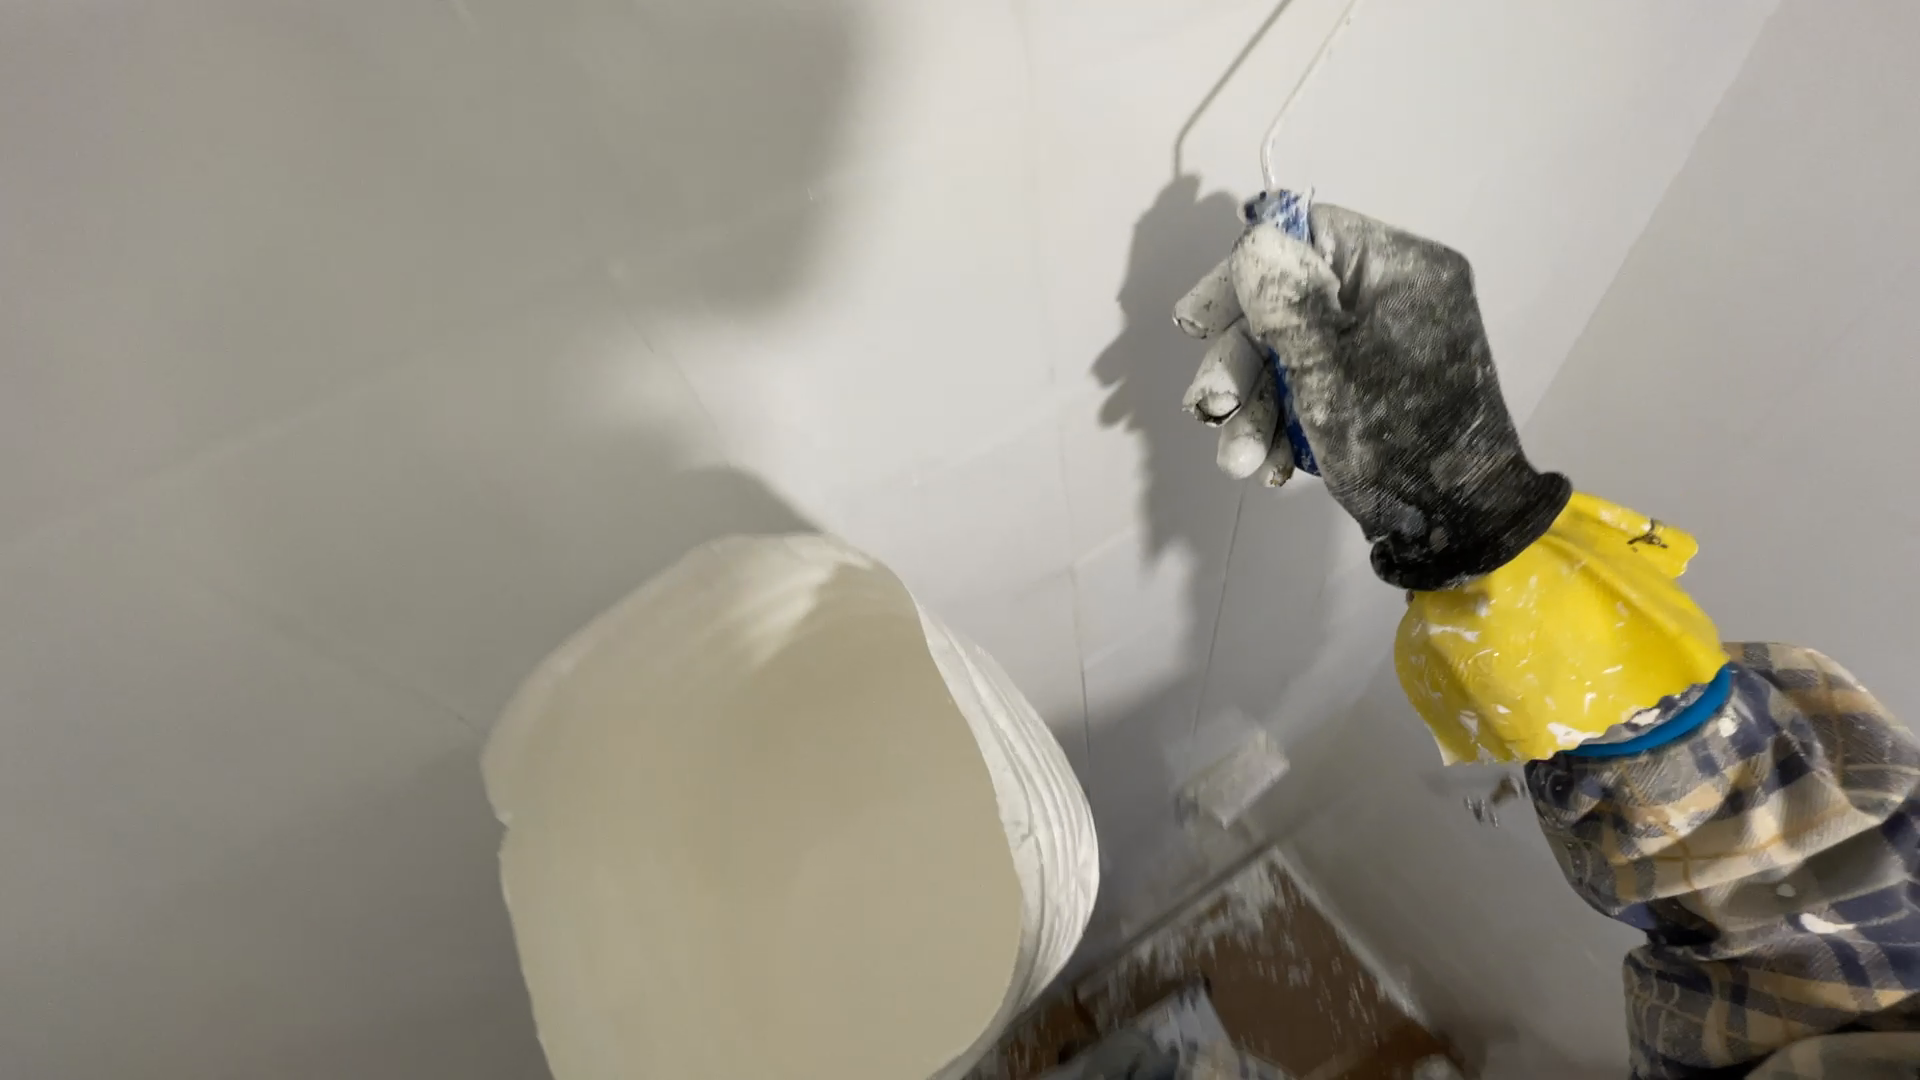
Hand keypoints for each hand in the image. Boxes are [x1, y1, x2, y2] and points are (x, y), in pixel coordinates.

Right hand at [1175, 197, 1569, 590]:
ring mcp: (1370, 351)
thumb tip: (1252, 238)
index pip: (1306, 236)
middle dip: (1238, 368)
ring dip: (1250, 413)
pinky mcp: (1359, 394)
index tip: (1195, 322)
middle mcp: (1384, 302)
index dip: (1240, 275)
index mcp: (1396, 272)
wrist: (1452, 521)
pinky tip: (1271, 467)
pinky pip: (1301, 394)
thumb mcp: (1329, 367)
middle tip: (1208, 409)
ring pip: (1282, 361)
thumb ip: (1286, 301)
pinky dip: (1279, 430)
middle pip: (1281, 309)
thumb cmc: (1395, 437)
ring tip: (1240, 462)